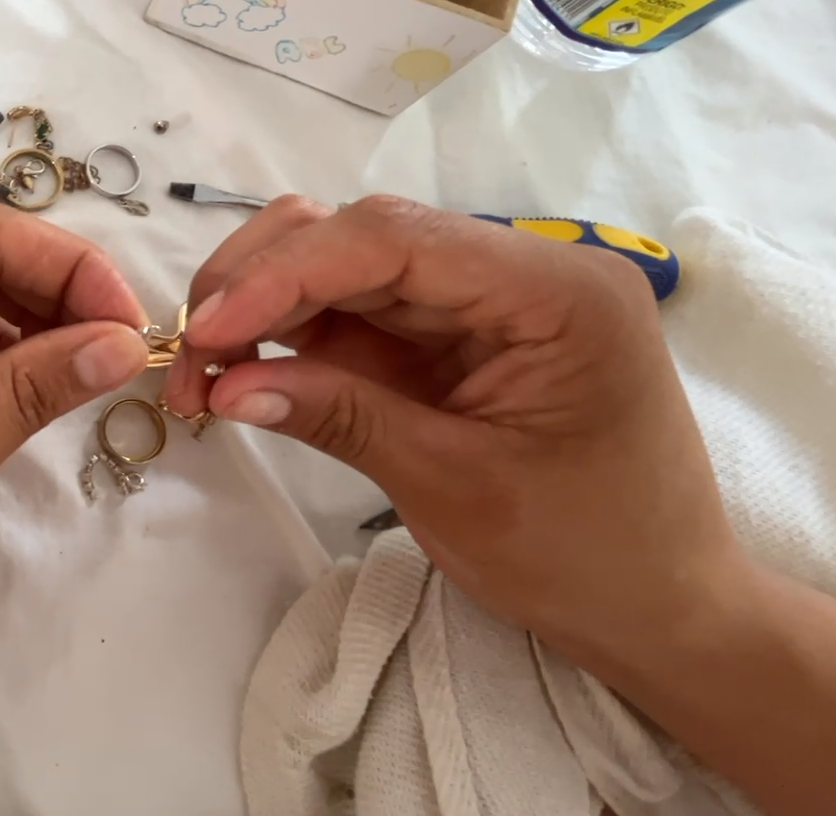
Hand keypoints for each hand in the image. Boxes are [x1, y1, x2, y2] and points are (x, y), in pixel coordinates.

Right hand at [162, 195, 745, 669]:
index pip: (389, 240)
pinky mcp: (412, 330)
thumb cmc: (586, 552)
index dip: (283, 274)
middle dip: (249, 285)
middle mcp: (496, 272)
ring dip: (244, 304)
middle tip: (190, 359)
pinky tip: (230, 371)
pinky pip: (321, 306)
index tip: (207, 333)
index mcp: (548, 291)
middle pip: (340, 232)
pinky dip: (264, 332)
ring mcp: (449, 298)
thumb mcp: (457, 487)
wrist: (645, 603)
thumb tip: (223, 387)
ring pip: (317, 258)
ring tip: (198, 372)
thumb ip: (339, 418)